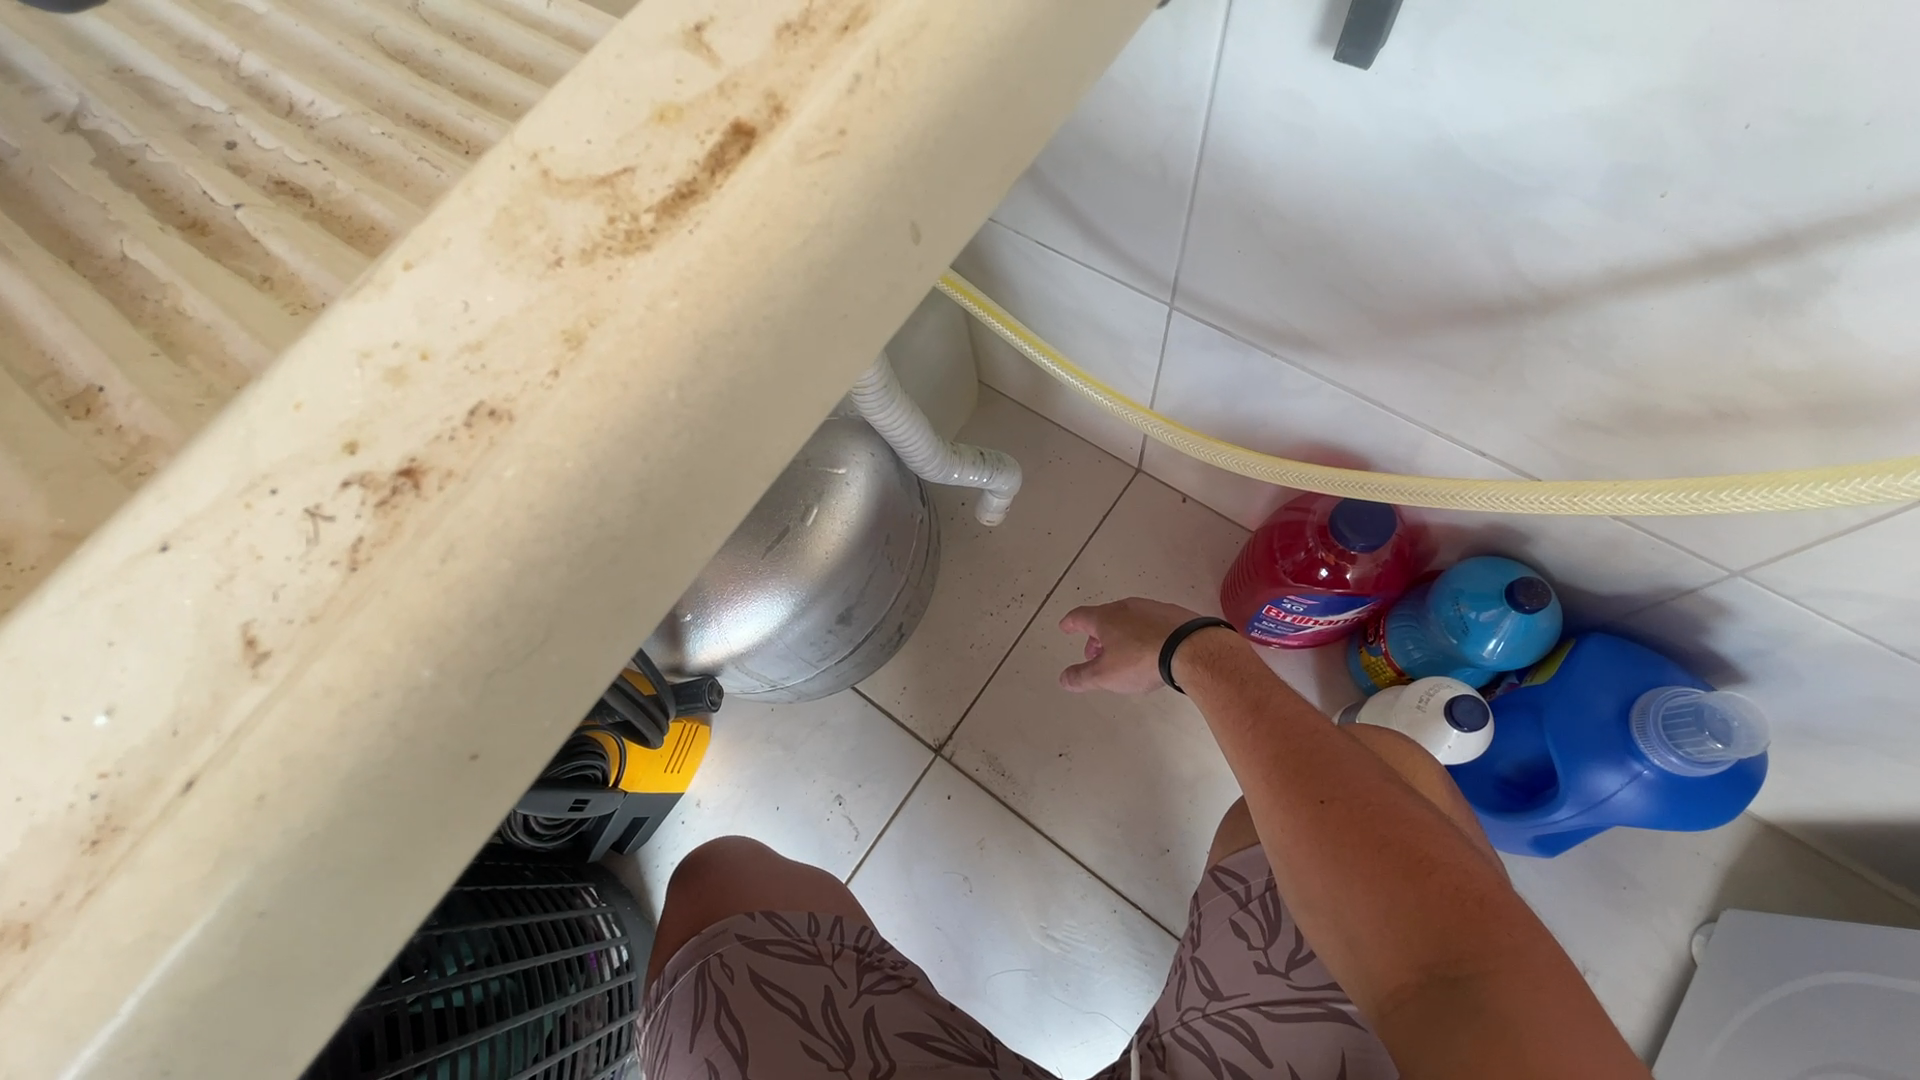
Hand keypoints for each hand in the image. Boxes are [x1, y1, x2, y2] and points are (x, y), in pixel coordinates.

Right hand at [1058, 598, 1208, 693]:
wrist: (1191, 649)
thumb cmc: (1141, 659)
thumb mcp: (1105, 675)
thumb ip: (1082, 677)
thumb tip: (1064, 678)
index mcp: (1106, 618)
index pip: (1080, 616)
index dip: (1070, 623)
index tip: (1065, 627)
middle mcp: (1127, 607)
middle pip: (1105, 618)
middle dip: (1097, 636)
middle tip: (1096, 654)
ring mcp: (1152, 609)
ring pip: (1129, 619)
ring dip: (1121, 635)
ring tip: (1124, 654)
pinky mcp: (1175, 615)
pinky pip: (1151, 624)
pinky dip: (1144, 634)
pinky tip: (1151, 650)